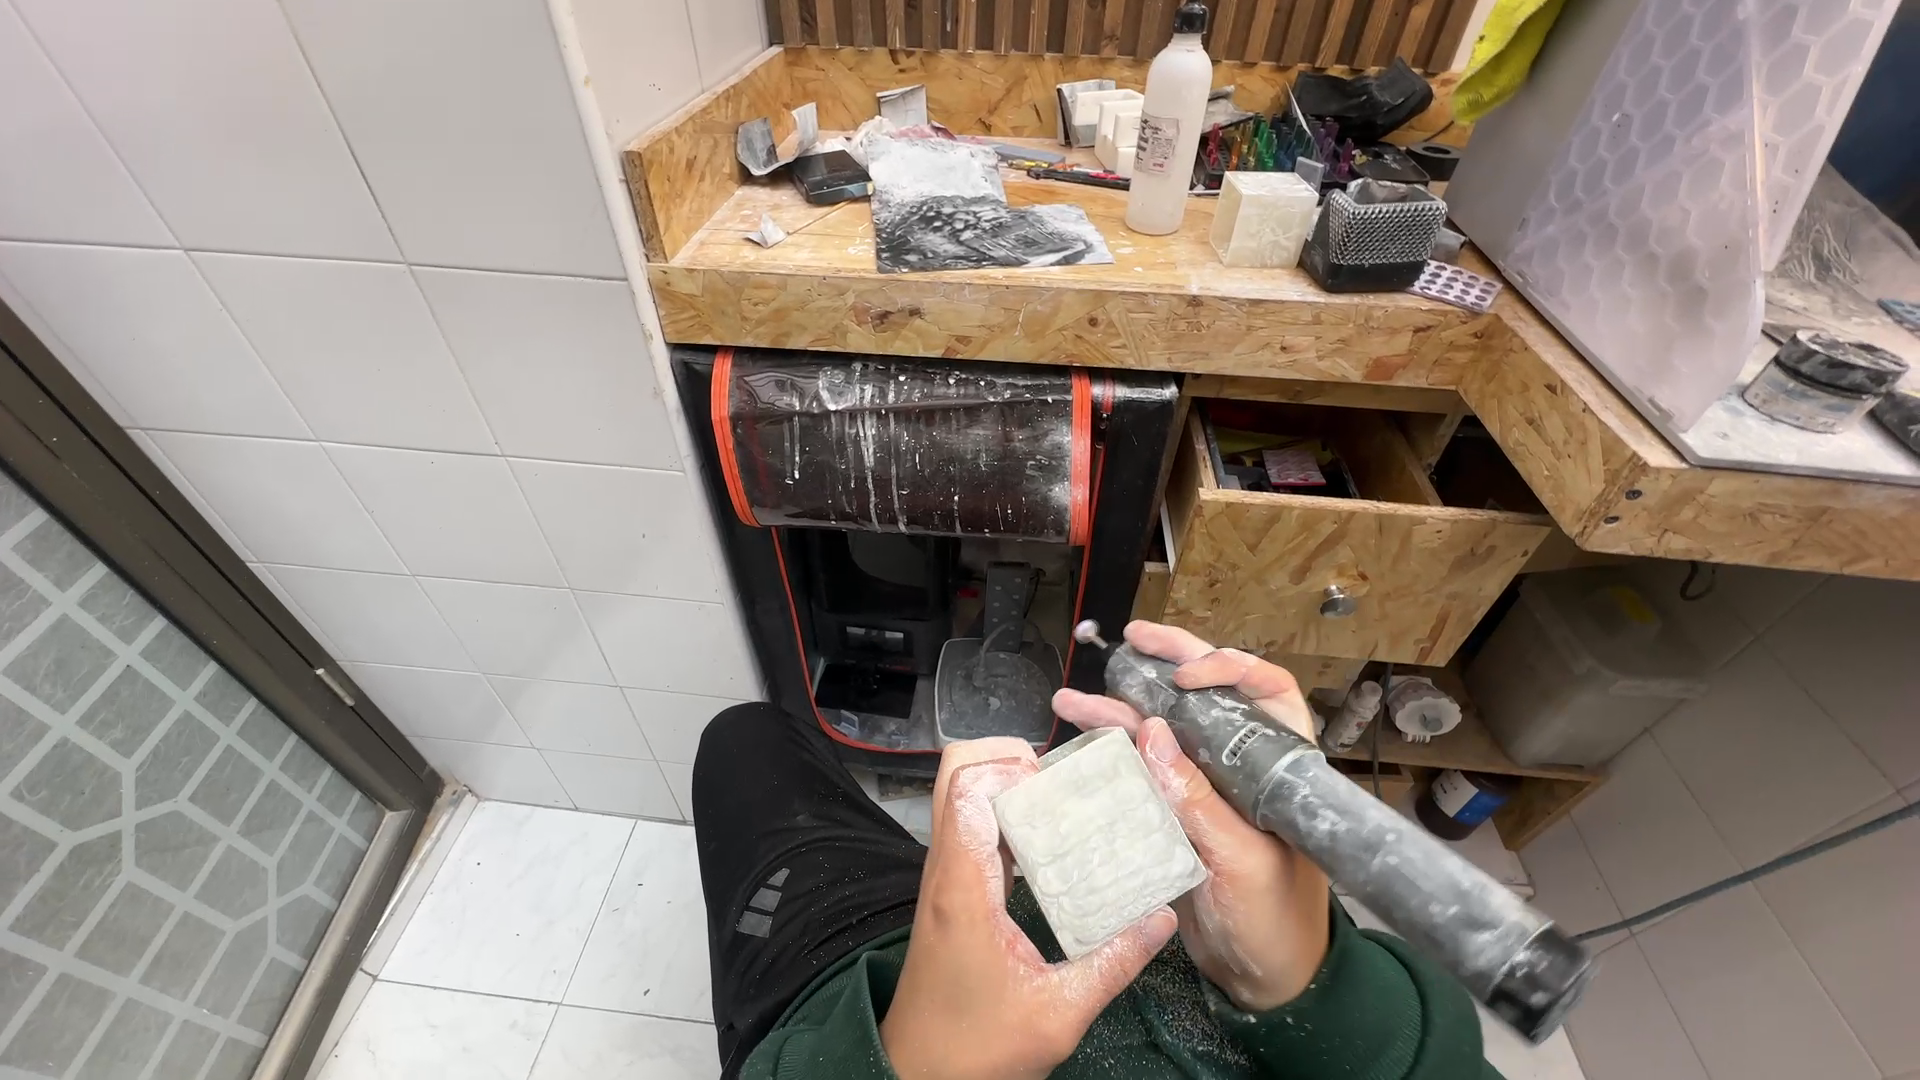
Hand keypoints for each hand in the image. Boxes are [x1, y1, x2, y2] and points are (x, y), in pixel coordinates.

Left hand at [880, 737, 1178, 1079]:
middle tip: (1055, 778)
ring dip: (1002, 779)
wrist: (920, 1075)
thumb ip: (1113, 963)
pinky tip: (1044, 832)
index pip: (965, 786)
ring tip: (1058, 796)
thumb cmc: (979, 1046)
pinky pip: (968, 822)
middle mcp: (945, 865)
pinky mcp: (950, 885)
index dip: (1006, 764)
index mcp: (963, 883)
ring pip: (959, 792)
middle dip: (1001, 755)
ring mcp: (944, 872)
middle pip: (954, 772)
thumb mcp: (1058, 1012)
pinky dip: (1000, 809)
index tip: (1053, 780)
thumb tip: (1162, 917)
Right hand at [1052, 620, 1331, 1012]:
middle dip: (1168, 660)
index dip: (1228, 669)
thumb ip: (1198, 799)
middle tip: (1132, 638)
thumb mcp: (1242, 859)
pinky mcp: (1171, 805)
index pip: (1264, 690)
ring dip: (1115, 707)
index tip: (1185, 676)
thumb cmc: (1275, 918)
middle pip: (1205, 694)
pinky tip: (1076, 735)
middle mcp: (1237, 760)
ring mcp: (1201, 781)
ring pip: (1160, 726)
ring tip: (1070, 696)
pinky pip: (1137, 765)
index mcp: (1275, 764)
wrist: (1258, 975)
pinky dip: (1107, 748)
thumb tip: (1153, 733)